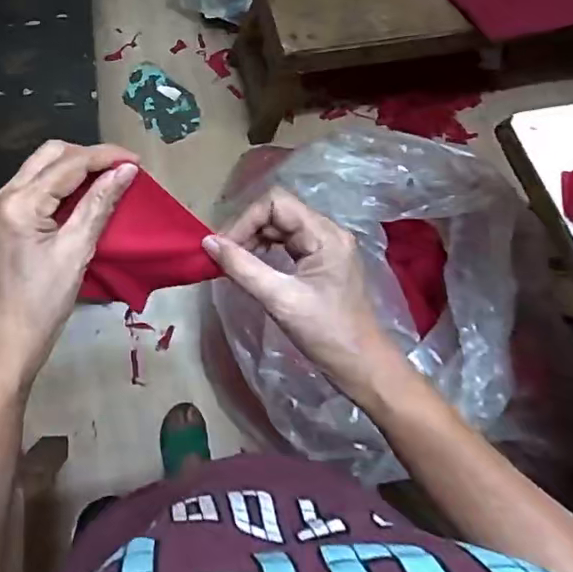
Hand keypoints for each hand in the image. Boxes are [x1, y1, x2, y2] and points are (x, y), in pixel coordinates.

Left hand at [0, 140, 138, 390]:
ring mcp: (1, 207)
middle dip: (89, 155)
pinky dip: (64, 182)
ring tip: (110, 176)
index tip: (137, 160)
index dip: (105, 157)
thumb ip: (100, 204)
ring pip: (43, 167)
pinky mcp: (6, 219)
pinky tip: (87, 191)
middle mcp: (4, 196)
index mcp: (19, 203)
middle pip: (51, 155)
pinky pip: (37, 185)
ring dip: (76, 166)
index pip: (68, 164)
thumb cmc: (43, 303)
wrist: (8, 343)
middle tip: (123, 167)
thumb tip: (126, 170)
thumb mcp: (76, 250)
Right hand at [203, 189, 401, 395]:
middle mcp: (327, 232)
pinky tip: (251, 267)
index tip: (224, 246)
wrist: (364, 368)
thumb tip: (208, 242)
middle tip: (223, 256)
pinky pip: (287, 244)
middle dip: (247, 229)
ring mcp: (325, 246)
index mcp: (325, 234)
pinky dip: (265, 251)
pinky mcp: (321, 262)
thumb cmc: (327, 334)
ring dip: (254, 240)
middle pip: (278, 211)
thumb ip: (243, 268)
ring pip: (281, 227)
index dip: (245, 219)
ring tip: (233, 263)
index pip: (276, 203)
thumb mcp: (280, 300)